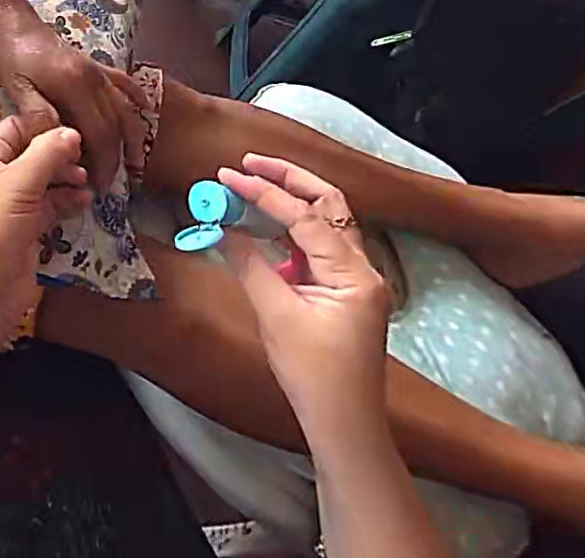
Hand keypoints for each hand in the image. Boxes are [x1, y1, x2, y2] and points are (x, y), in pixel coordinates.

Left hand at [0, 19, 135, 193]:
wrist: (13, 22)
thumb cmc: (11, 55)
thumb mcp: (17, 87)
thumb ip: (39, 114)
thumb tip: (60, 141)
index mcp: (74, 87)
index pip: (99, 134)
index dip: (103, 163)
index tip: (100, 187)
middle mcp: (93, 80)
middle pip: (115, 125)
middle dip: (115, 158)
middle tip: (109, 185)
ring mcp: (97, 71)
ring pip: (124, 109)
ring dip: (132, 136)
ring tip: (135, 162)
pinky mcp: (94, 66)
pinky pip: (123, 83)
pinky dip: (136, 98)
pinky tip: (146, 109)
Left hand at [0, 118, 90, 368]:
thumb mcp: (19, 184)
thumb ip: (47, 153)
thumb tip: (72, 131)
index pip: (17, 127)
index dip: (46, 126)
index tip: (80, 128)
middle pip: (33, 151)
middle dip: (61, 153)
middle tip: (88, 158)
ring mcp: (10, 201)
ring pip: (44, 178)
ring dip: (67, 176)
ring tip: (89, 180)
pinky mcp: (25, 226)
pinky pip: (50, 203)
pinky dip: (67, 199)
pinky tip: (86, 199)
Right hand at [218, 155, 391, 426]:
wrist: (343, 421)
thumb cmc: (312, 371)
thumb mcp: (275, 313)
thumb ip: (249, 263)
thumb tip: (223, 227)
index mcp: (354, 275)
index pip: (304, 217)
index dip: (264, 192)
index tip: (227, 175)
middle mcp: (362, 268)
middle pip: (330, 204)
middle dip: (289, 178)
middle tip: (249, 162)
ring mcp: (354, 277)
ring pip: (326, 220)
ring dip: (291, 197)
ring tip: (252, 180)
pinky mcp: (340, 287)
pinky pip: (316, 243)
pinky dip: (290, 225)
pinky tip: (263, 221)